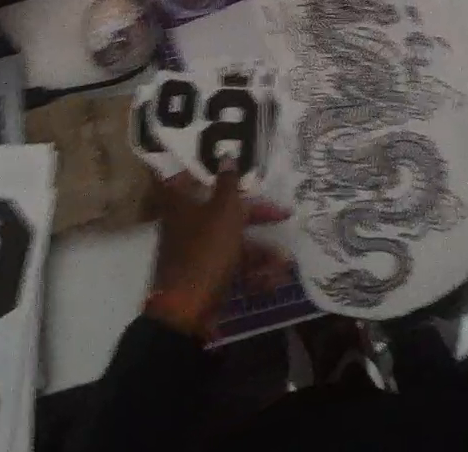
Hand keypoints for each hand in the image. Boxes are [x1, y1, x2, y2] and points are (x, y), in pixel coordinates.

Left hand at [145, 164, 289, 339]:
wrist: (187, 313)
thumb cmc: (205, 252)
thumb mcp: (223, 213)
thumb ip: (229, 184)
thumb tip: (227, 154)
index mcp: (182, 203)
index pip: (187, 174)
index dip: (206, 166)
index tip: (230, 161)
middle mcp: (187, 223)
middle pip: (223, 210)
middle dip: (256, 216)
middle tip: (284, 214)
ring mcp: (195, 252)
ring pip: (231, 241)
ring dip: (260, 250)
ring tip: (285, 262)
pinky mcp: (205, 277)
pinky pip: (231, 266)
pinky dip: (252, 271)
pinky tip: (274, 280)